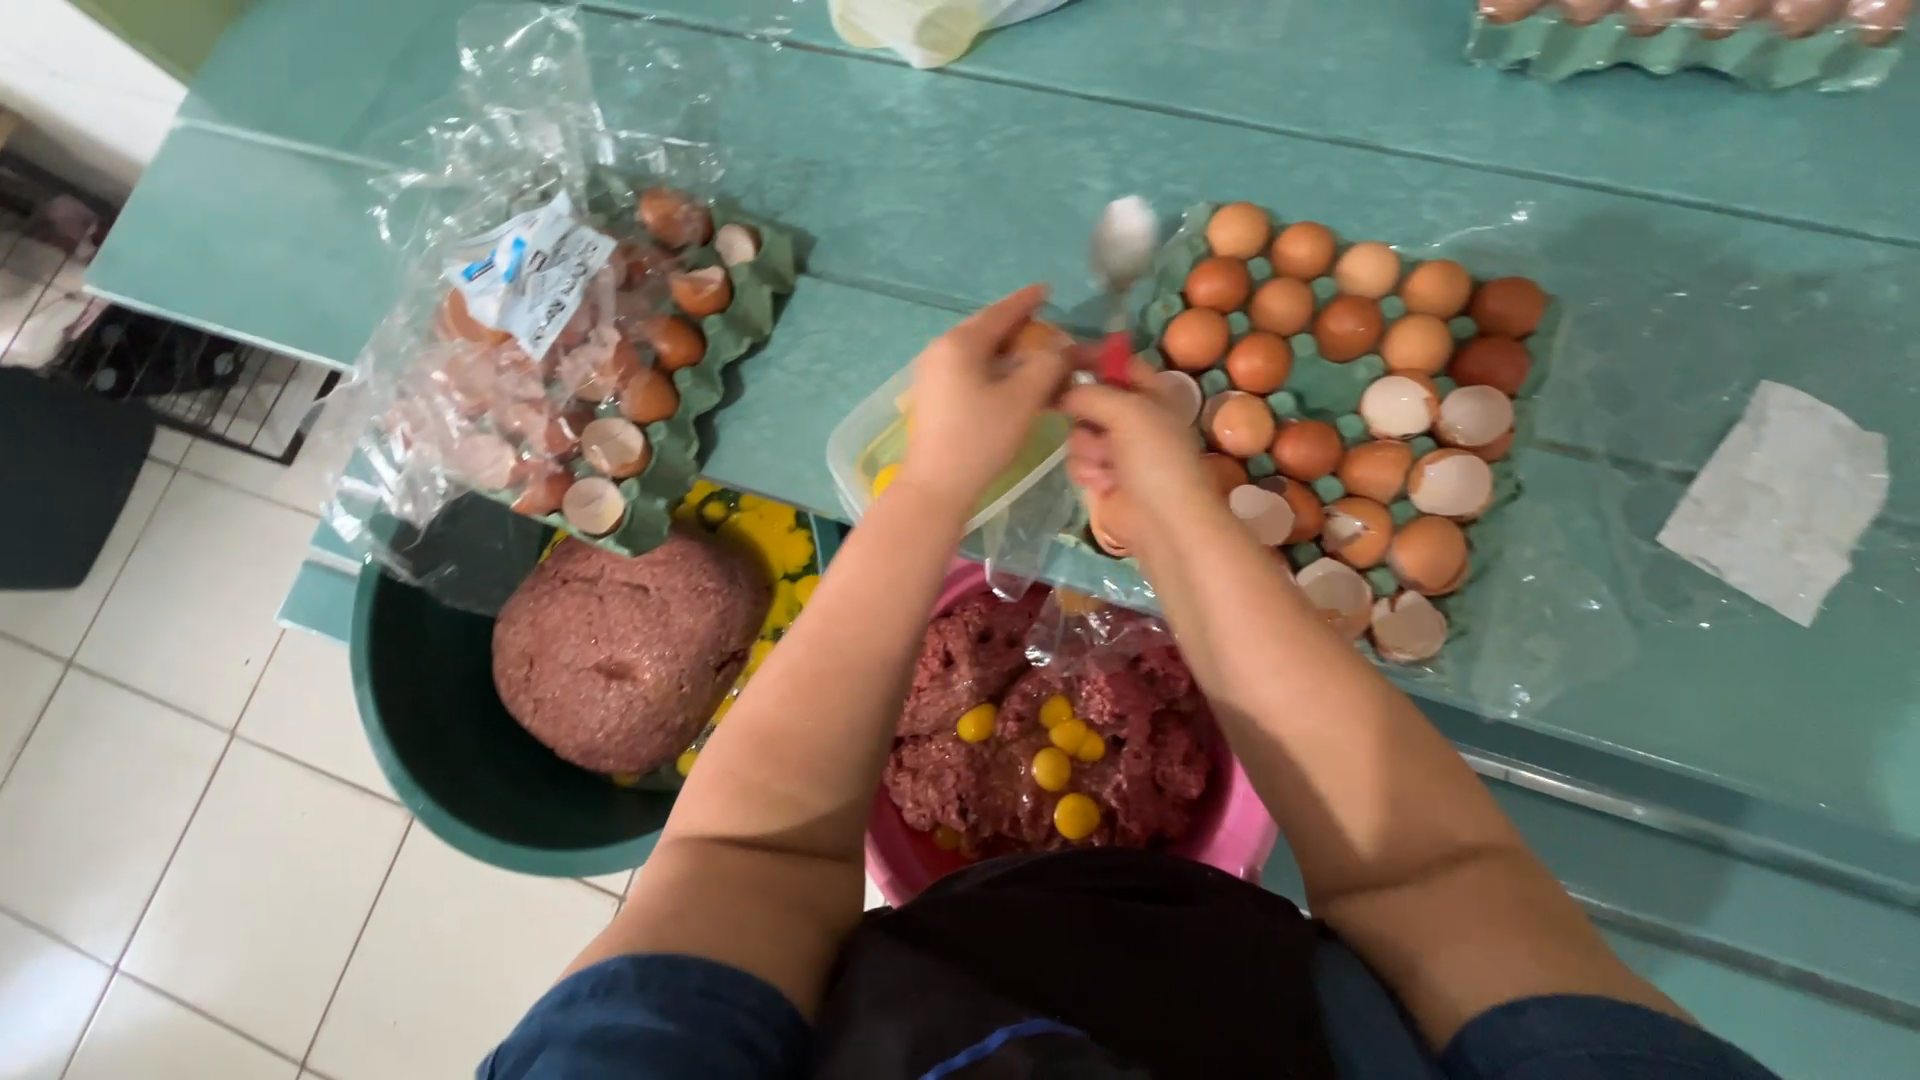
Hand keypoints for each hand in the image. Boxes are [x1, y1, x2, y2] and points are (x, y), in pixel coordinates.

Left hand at [897, 285, 1072, 513]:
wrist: (937, 485)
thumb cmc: (981, 438)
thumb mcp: (1022, 399)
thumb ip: (1047, 365)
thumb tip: (1060, 346)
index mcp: (959, 343)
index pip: (999, 312)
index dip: (1026, 301)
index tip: (1046, 290)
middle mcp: (940, 350)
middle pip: (985, 330)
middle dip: (1017, 327)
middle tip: (1046, 328)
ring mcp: (932, 374)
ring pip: (976, 351)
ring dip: (1006, 351)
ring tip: (1033, 355)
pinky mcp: (933, 397)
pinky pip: (968, 369)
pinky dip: (993, 368)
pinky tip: (1009, 380)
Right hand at [1061, 358, 1219, 546]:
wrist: (1162, 522)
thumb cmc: (1156, 459)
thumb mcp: (1128, 412)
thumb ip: (1091, 393)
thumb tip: (1062, 391)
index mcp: (1151, 394)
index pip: (1119, 364)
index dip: (1093, 358)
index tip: (1062, 360)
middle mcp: (1133, 418)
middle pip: (1090, 399)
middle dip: (1084, 415)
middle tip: (1087, 424)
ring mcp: (1117, 449)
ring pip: (1078, 432)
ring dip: (1087, 449)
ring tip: (1105, 465)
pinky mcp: (1103, 476)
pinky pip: (1078, 460)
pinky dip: (1087, 471)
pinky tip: (1103, 483)